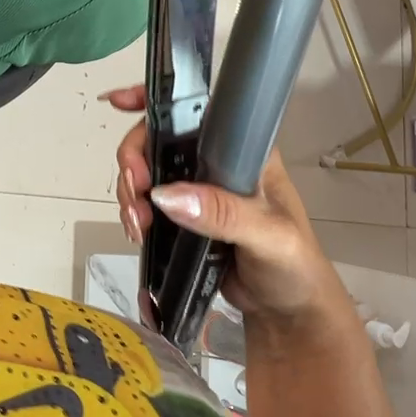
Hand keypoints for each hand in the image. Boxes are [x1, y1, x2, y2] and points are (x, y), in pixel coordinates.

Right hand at [107, 85, 345, 323]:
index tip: (120, 103)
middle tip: (135, 191)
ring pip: (146, 172)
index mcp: (242, 152)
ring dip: (130, 193)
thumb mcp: (269, 236)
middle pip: (156, 140)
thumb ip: (222, 213)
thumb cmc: (295, 267)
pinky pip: (145, 203)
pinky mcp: (181, 216)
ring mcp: (196, 189)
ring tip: (137, 224)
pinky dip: (133, 212)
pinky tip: (137, 231)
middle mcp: (214, 162)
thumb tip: (166, 195)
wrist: (288, 315)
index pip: (194, 111)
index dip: (154, 102)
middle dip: (134, 160)